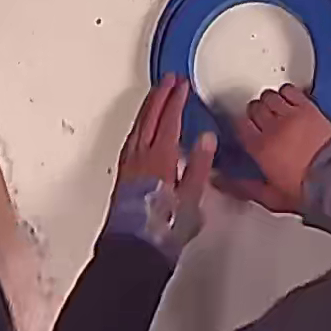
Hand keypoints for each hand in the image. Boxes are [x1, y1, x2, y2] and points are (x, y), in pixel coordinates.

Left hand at [109, 74, 216, 256]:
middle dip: (160, 95)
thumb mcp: (191, 198)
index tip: (182, 85)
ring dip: (149, 105)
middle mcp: (142, 155)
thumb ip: (199, 165)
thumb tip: (205, 138)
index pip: (169, 119)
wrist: (133, 251)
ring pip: (140, 124)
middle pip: (151, 116)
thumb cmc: (163, 229)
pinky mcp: (124, 172)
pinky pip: (133, 135)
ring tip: (157, 93)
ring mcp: (130, 162)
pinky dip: (140, 122)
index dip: (176, 99)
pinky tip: (143, 124)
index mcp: (160, 157)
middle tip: (169, 79)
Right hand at [216, 85, 330, 214]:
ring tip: (275, 110)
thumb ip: (245, 188)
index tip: (246, 130)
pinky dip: (286, 93)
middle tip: (261, 121)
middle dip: (255, 113)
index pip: (240, 124)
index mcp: (261, 148)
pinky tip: (289, 101)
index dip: (242, 126)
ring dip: (270, 102)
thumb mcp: (272, 196)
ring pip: (269, 96)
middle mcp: (272, 127)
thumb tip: (225, 184)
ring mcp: (290, 116)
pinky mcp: (307, 108)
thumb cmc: (308, 191)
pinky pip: (289, 90)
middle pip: (254, 107)